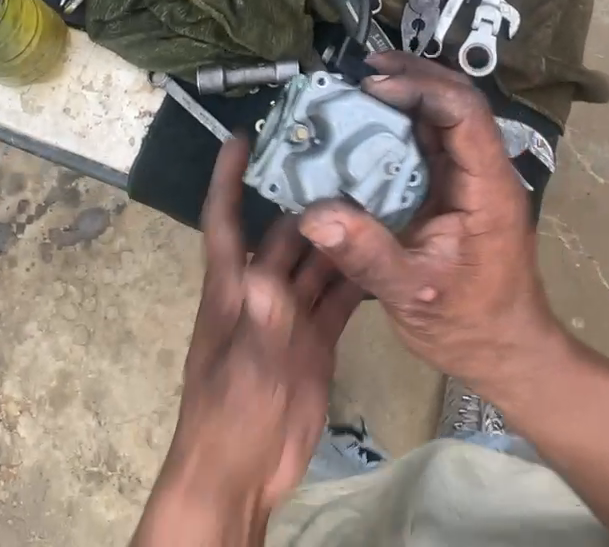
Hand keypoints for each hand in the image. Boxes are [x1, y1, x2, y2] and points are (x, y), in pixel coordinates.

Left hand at [134, 138, 364, 544]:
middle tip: (342, 158)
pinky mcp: (314, 339)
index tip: (241, 135)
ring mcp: (290, 315)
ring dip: (336, 233)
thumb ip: (257, 324)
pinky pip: (336, 298)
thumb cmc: (228, 418)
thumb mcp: (243, 371)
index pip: (224, 219)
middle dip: (304, 198)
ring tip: (373, 194)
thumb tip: (264, 272)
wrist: (242, 473)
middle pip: (283, 233)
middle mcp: (260, 290)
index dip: (227, 177)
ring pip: (314, 261)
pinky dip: (355, 276)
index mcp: (231, 287)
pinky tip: (383, 252)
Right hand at [298, 52, 564, 395]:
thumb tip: (313, 216)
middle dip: (414, 76)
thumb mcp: (414, 294)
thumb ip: (367, 254)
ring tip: (360, 84)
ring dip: (406, 94)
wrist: (503, 352)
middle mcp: (483, 172)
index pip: (465, 113)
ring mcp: (469, 179)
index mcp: (488, 187)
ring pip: (444, 116)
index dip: (421, 89)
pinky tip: (364, 124)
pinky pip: (427, 142)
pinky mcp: (452, 190)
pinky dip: (397, 124)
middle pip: (458, 102)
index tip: (373, 86)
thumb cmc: (469, 325)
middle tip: (363, 68)